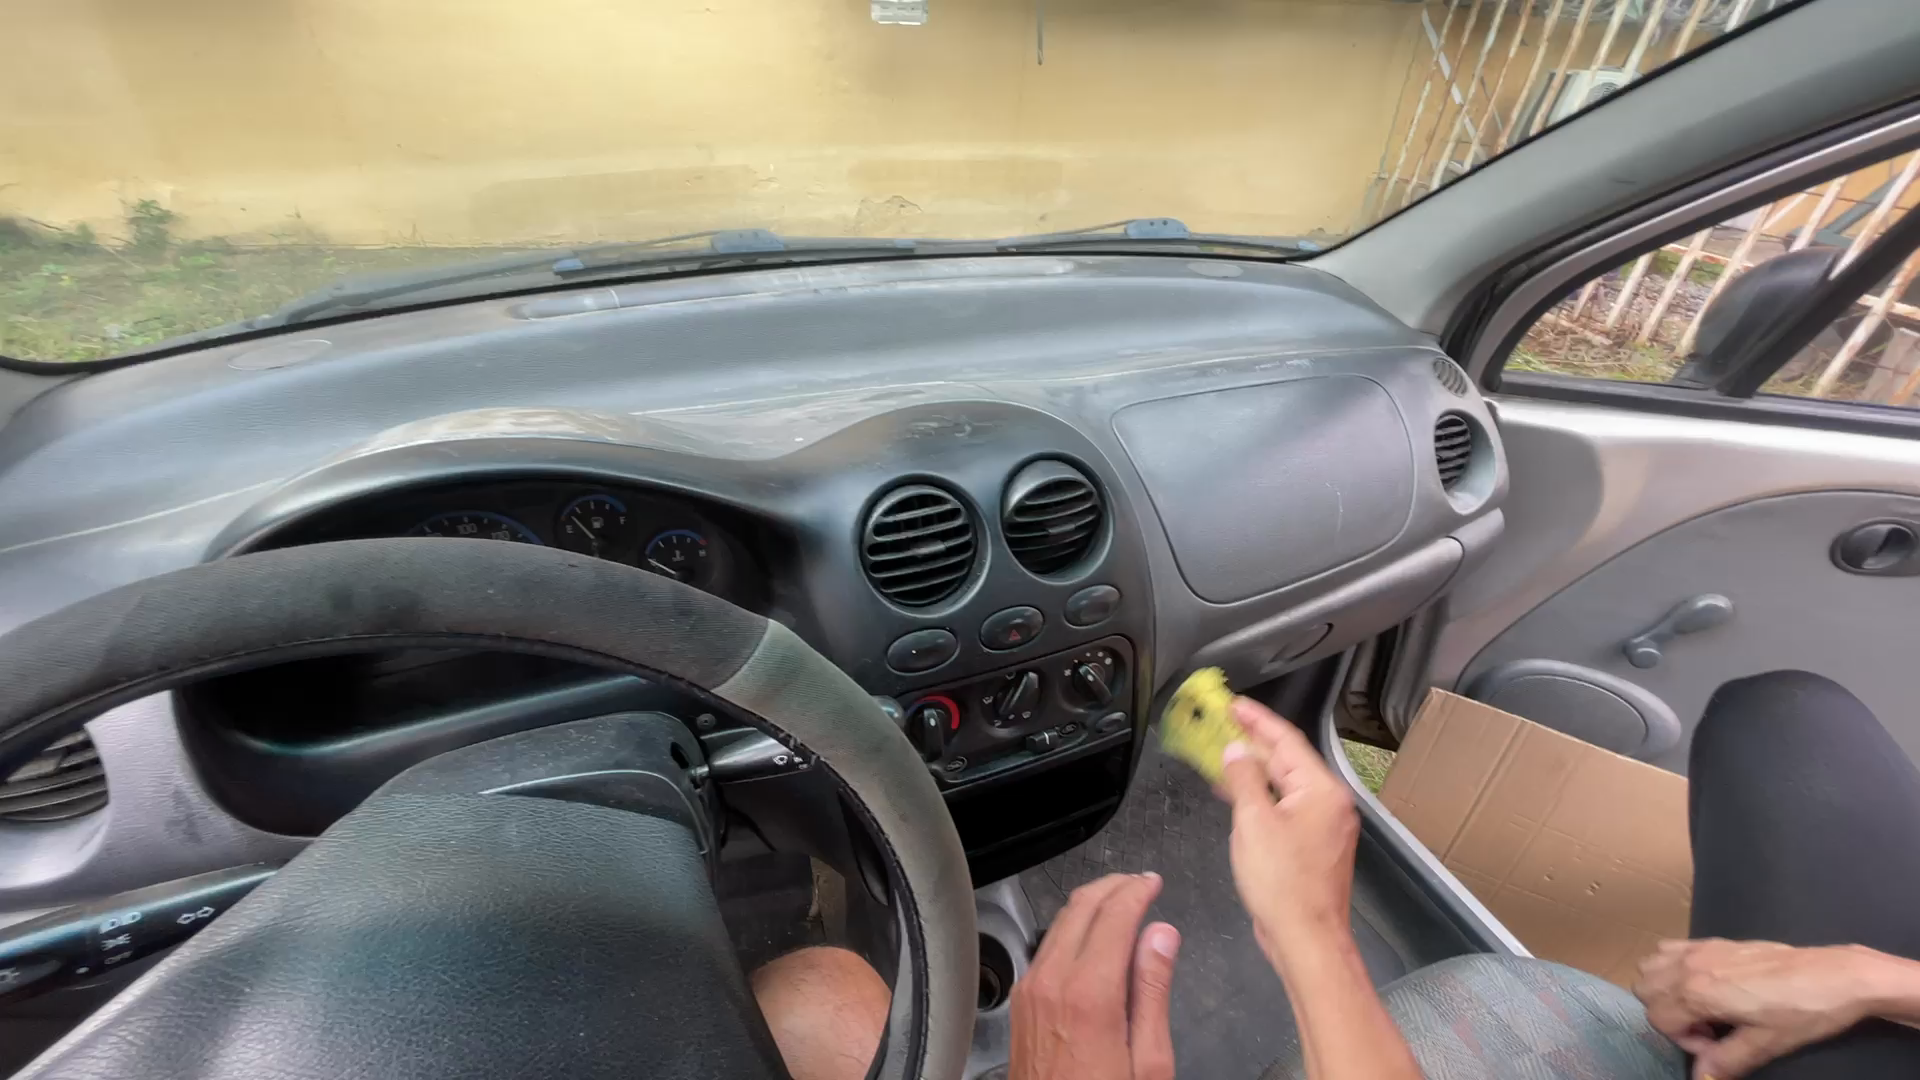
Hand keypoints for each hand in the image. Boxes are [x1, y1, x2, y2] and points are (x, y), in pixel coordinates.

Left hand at [1010, 872, 1180, 1079]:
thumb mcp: (1149, 1063)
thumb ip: (1152, 990)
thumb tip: (1162, 933)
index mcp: (1090, 993)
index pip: (1114, 916)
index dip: (1137, 891)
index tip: (1154, 882)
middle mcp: (1053, 978)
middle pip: (1083, 906)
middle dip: (1114, 886)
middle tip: (1141, 883)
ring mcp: (1031, 986)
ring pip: (1062, 920)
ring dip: (1093, 902)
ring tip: (1122, 901)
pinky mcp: (1022, 998)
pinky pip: (1049, 944)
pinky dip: (1074, 925)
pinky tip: (1094, 935)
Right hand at [1216, 698, 1359, 970]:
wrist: (1306, 940)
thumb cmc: (1282, 882)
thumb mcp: (1253, 821)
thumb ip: (1243, 778)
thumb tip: (1236, 751)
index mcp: (1320, 791)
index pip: (1286, 740)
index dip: (1256, 719)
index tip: (1232, 703)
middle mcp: (1328, 803)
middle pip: (1286, 759)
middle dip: (1252, 741)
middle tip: (1221, 722)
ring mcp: (1322, 825)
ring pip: (1283, 783)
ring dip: (1252, 767)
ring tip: (1220, 752)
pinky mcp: (1311, 844)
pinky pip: (1283, 804)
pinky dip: (1259, 793)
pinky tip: (1234, 791)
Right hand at [1635, 939, 1903, 1077]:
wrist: (1831, 975)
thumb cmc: (1802, 1013)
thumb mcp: (1769, 1042)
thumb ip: (1729, 1059)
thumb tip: (1700, 1079)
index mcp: (1696, 994)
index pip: (1659, 1019)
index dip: (1685, 1040)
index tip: (1718, 1046)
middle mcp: (1682, 968)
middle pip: (1644, 992)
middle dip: (1669, 1014)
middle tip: (1710, 1027)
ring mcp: (1690, 951)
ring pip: (1647, 969)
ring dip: (1664, 990)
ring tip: (1702, 1004)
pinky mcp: (1702, 941)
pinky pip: (1662, 950)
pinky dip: (1669, 967)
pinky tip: (1703, 981)